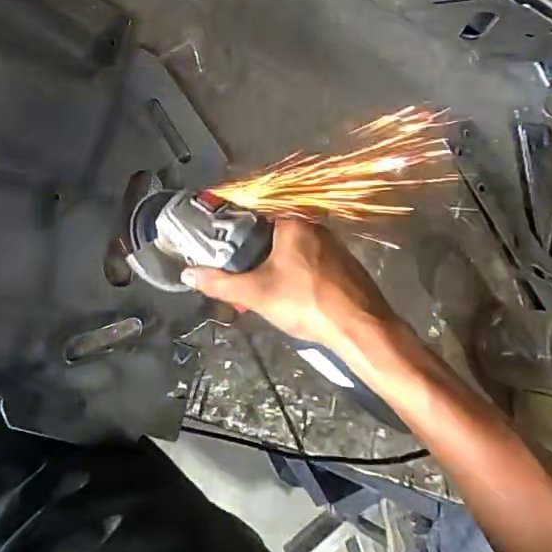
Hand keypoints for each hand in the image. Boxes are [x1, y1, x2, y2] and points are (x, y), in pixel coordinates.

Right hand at [180, 217, 399, 352]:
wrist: (364, 331)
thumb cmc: (305, 302)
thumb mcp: (253, 293)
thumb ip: (217, 282)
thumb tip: (187, 274)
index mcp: (292, 225)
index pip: (251, 220)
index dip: (231, 237)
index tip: (219, 253)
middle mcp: (316, 229)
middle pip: (270, 240)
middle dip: (252, 261)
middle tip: (238, 282)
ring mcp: (336, 249)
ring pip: (291, 255)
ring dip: (272, 272)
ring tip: (259, 296)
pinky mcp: (349, 270)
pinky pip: (310, 268)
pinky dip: (294, 280)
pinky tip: (289, 301)